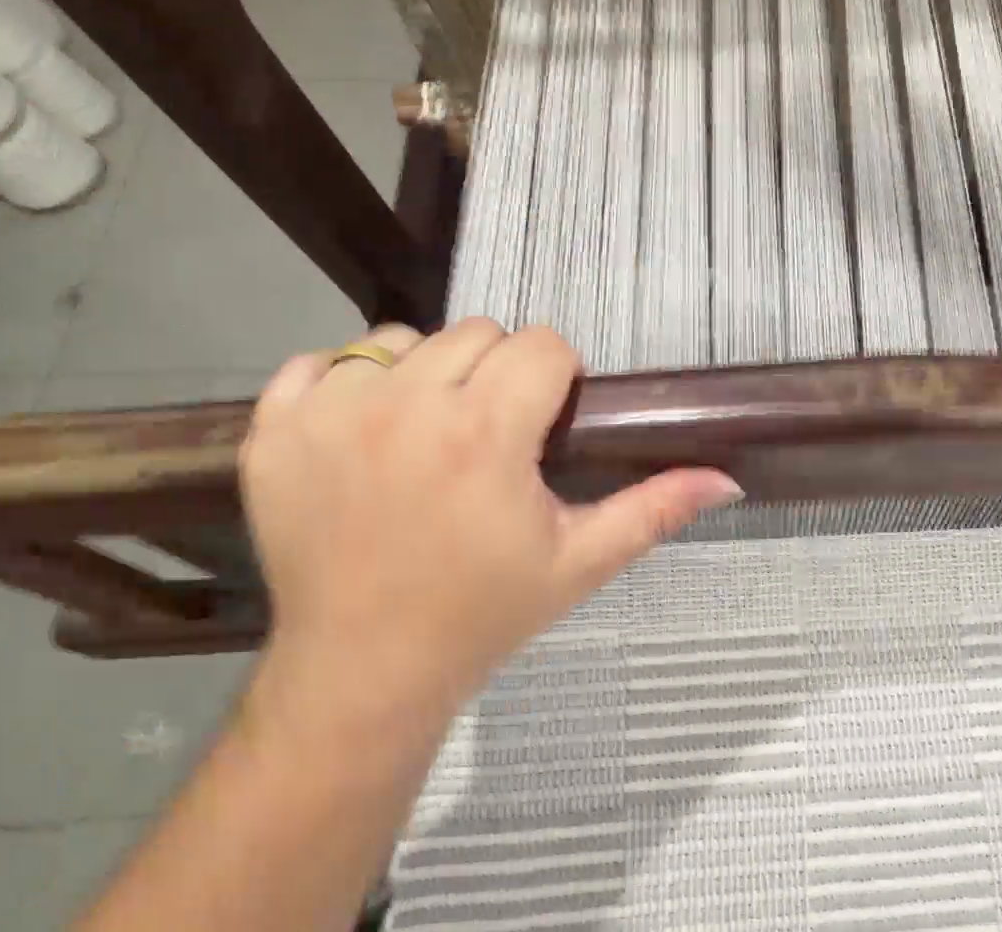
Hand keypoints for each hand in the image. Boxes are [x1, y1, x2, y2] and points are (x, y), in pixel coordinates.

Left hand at [238, 320, 741, 714]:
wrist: (364, 669)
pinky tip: (364, 439)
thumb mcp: (581, 562)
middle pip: (478, 333)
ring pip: (402, 340)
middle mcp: (404, 404)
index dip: (558, 380)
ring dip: (426, 375)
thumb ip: (655, 509)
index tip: (548, 426)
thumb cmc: (484, 614)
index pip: (542, 344)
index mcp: (484, 432)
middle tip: (494, 441)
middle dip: (498, 375)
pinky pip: (320, 365)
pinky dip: (346, 388)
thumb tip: (729, 479)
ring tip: (429, 439)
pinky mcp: (273, 430)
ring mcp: (329, 413)